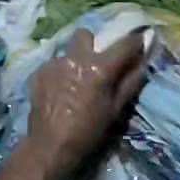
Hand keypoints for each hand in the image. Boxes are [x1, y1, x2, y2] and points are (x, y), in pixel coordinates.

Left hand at [22, 29, 147, 176]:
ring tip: (74, 78)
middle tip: (95, 60)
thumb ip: (130, 83)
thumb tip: (141, 64)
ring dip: (74, 59)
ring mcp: (54, 64)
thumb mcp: (115, 109)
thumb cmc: (88, 130)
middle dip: (92, 43)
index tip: (139, 41)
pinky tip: (59, 90)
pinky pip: (53, 64)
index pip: (124, 44)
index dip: (135, 41)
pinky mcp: (38, 73)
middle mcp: (75, 58)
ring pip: (67, 50)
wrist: (51, 145)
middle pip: (85, 34)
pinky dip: (59, 72)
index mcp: (99, 67)